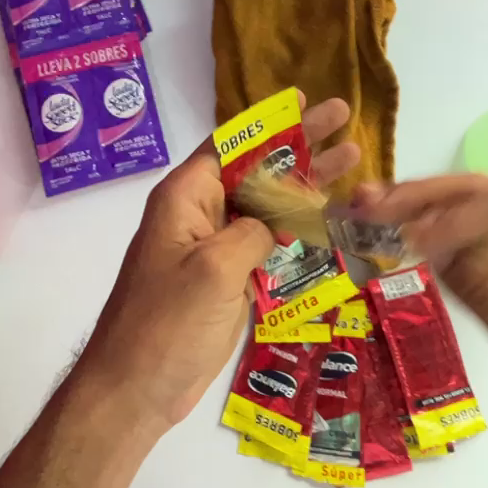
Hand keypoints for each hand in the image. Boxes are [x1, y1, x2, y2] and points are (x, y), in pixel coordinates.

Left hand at [72, 94, 361, 433]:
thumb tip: (278, 216)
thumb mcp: (214, 269)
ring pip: (266, 205)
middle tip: (342, 117)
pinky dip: (297, 230)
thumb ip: (252, 231)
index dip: (270, 122)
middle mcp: (200, 214)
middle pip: (256, 168)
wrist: (136, 388)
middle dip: (300, 144)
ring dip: (306, 185)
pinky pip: (267, 243)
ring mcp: (215, 247)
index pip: (233, 144)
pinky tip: (331, 219)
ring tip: (351, 158)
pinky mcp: (228, 278)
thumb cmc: (166, 323)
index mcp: (186, 197)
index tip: (303, 99)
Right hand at [352, 177, 487, 487]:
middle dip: (432, 200)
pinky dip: (442, 239)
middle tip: (371, 204)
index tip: (410, 236)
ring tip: (372, 209)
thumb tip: (429, 242)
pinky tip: (401, 234)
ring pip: (483, 214)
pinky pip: (484, 243)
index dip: (459, 214)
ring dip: (428, 211)